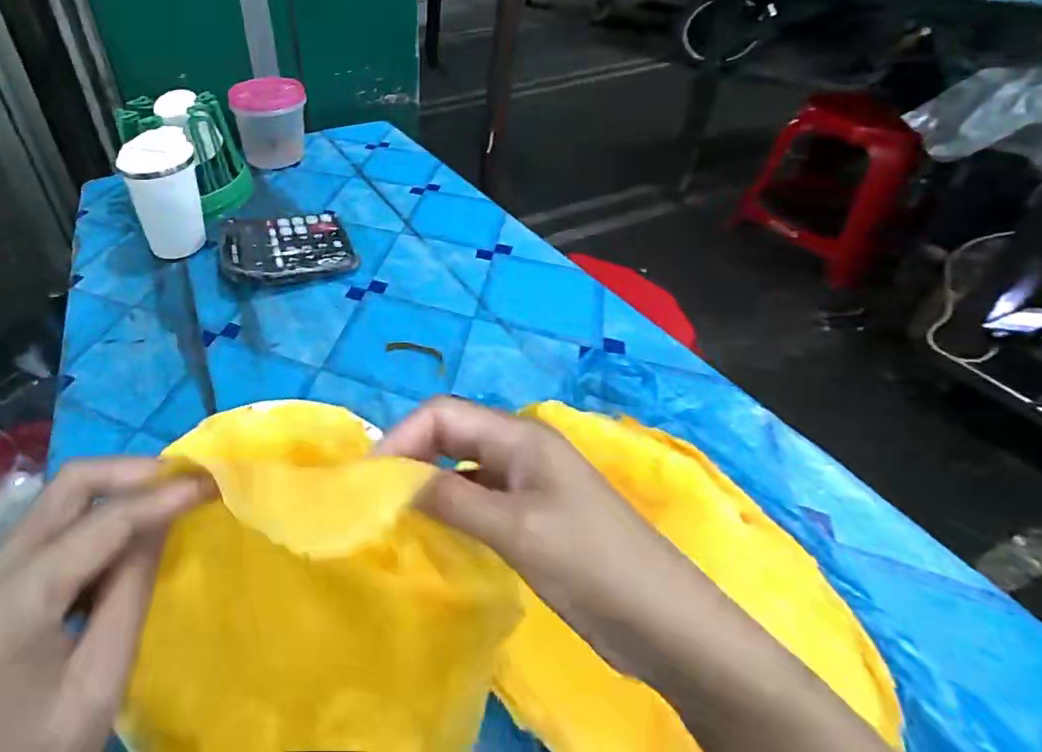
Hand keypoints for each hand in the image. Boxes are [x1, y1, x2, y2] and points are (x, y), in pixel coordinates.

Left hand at [0, 458, 210, 751]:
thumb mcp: (97, 689)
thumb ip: (130, 595)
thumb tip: (162, 522)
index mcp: (12, 602)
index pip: (100, 523)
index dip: (160, 496)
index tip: (209, 479)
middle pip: (65, 487)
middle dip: (131, 474)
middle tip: (182, 478)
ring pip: (53, 507)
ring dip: (110, 497)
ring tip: (162, 505)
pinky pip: (42, 539)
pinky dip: (86, 529)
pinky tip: (118, 548)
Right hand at [376, 396, 687, 678]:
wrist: (669, 626)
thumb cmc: (593, 565)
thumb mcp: (517, 530)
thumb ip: (452, 499)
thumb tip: (394, 481)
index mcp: (520, 436)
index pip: (444, 414)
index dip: (404, 436)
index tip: (372, 478)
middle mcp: (520, 449)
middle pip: (451, 434)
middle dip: (412, 455)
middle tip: (377, 497)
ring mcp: (528, 483)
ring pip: (462, 467)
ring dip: (429, 483)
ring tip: (396, 515)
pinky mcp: (533, 516)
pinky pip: (478, 497)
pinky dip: (451, 507)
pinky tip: (435, 533)